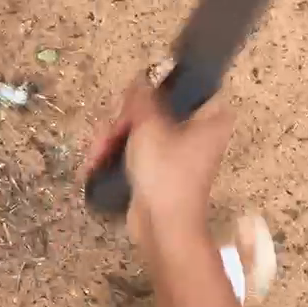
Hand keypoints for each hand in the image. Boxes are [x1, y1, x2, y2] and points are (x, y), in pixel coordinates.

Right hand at [82, 80, 233, 242]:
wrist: (164, 226)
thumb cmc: (165, 173)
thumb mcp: (149, 127)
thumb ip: (142, 99)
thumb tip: (139, 80)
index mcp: (211, 115)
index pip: (180, 86)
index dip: (151, 90)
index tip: (129, 103)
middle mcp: (199, 131)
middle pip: (153, 110)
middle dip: (121, 122)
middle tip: (107, 136)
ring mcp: (178, 153)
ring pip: (139, 130)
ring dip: (112, 140)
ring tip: (96, 157)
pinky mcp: (160, 170)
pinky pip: (137, 152)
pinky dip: (117, 156)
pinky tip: (96, 164)